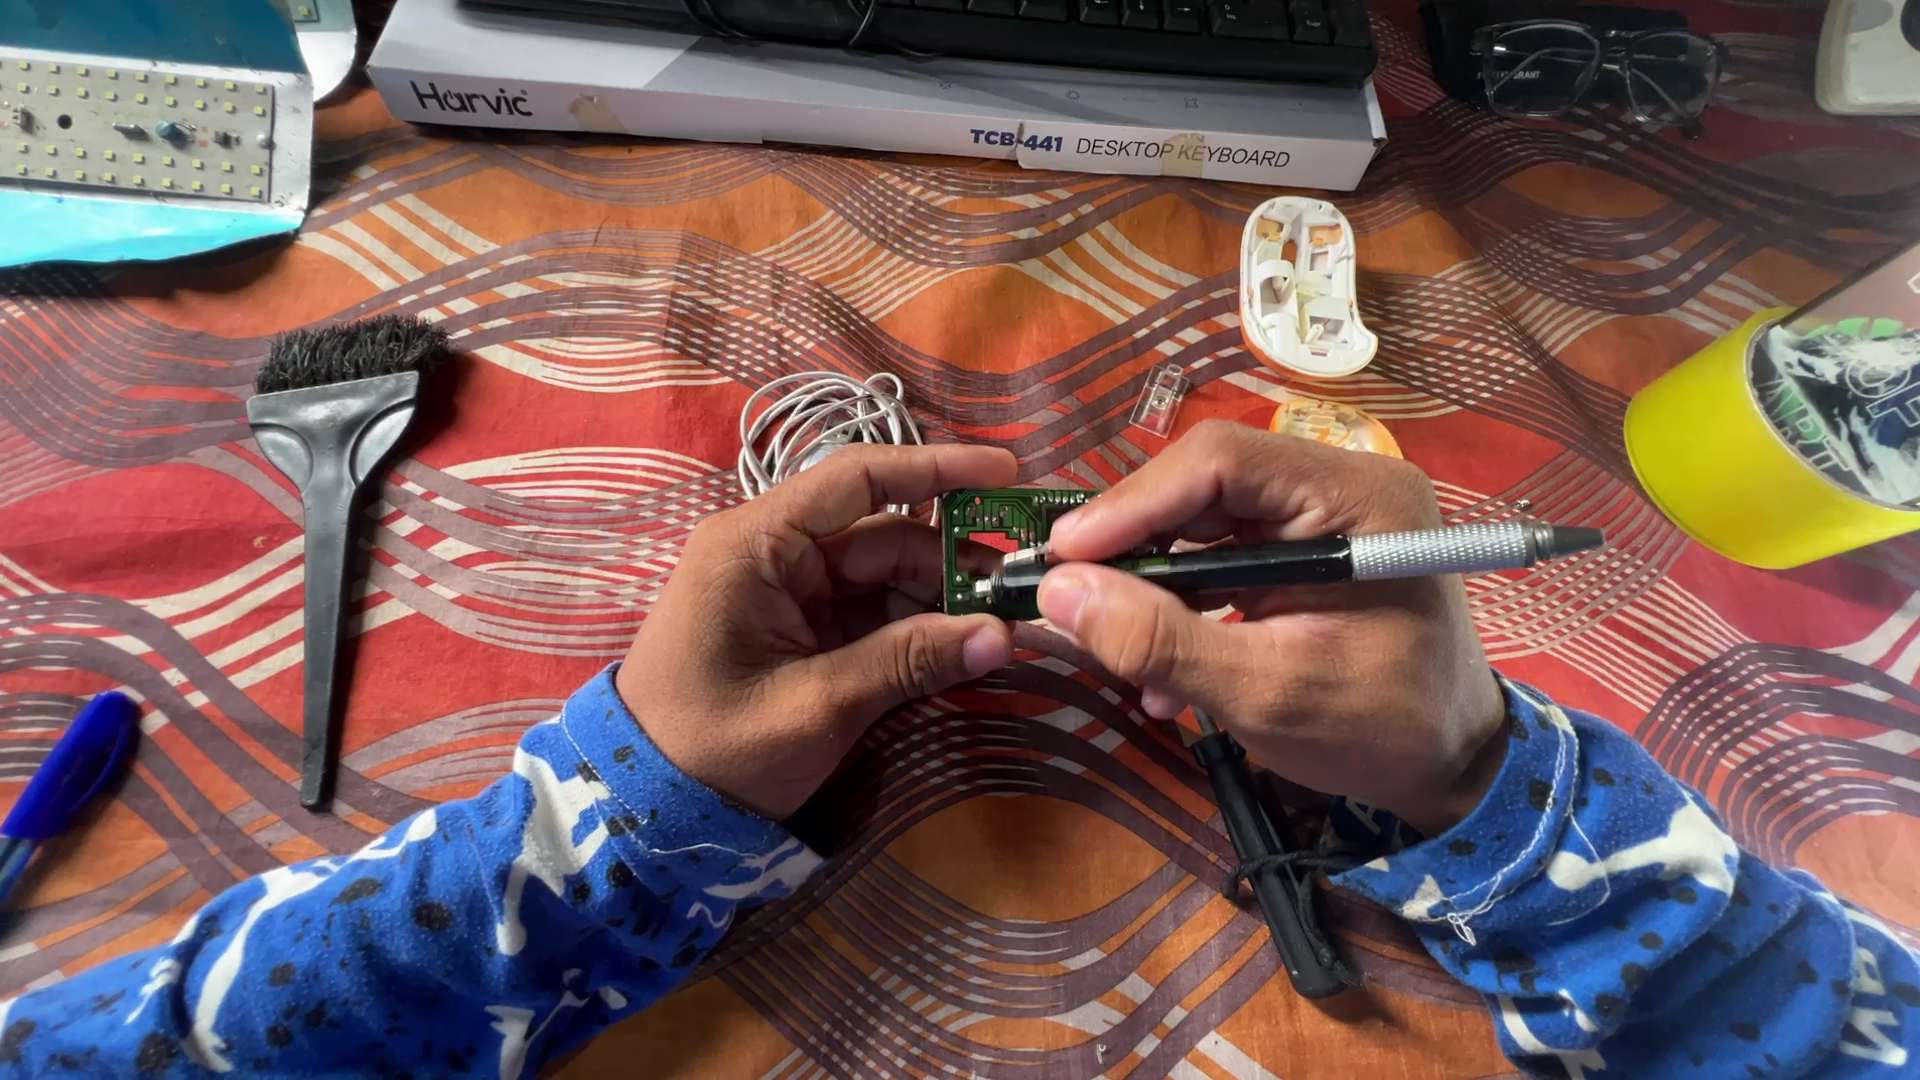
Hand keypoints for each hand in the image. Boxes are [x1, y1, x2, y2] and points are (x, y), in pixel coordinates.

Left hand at [617, 444, 1017, 819]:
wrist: (642, 812)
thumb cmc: (712, 750)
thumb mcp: (814, 706)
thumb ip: (908, 662)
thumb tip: (1005, 635)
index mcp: (759, 543)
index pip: (858, 477)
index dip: (937, 469)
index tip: (1007, 474)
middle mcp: (777, 552)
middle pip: (885, 535)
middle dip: (954, 560)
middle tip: (1023, 591)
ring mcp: (791, 591)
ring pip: (887, 576)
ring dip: (942, 601)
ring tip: (1002, 629)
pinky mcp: (803, 628)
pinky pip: (873, 613)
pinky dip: (917, 630)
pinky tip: (961, 649)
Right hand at [1036, 421, 1506, 834]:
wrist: (1451, 767)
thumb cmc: (1381, 733)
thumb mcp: (1267, 695)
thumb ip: (1162, 643)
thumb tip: (1057, 593)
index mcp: (1356, 497)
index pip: (1222, 460)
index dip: (1133, 502)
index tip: (1064, 556)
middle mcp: (1334, 485)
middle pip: (1201, 483)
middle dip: (1130, 543)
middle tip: (1068, 594)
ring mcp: (1312, 516)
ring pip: (1194, 520)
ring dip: (1144, 580)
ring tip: (1111, 639)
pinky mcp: (1292, 550)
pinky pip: (1209, 554)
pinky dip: (1171, 601)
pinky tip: (1156, 663)